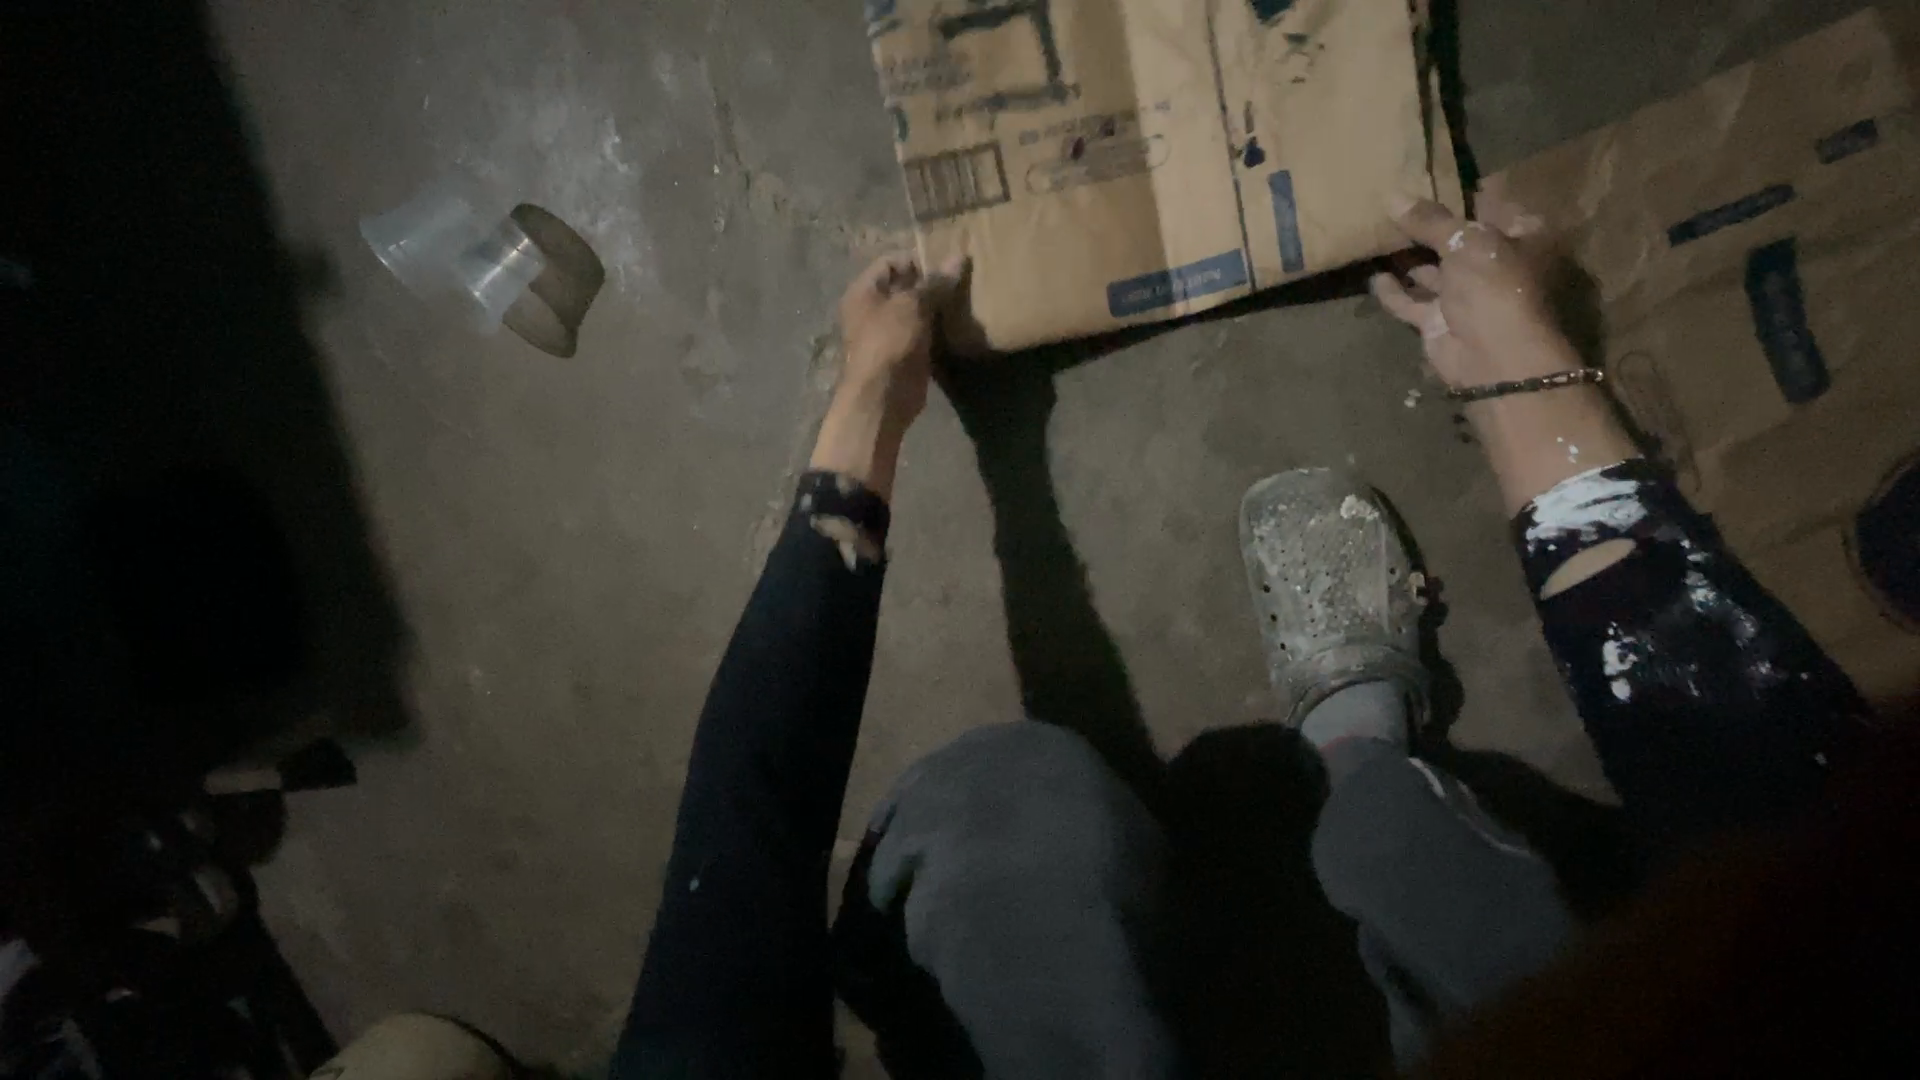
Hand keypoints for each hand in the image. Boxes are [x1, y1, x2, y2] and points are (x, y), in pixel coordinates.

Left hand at [837, 252, 965, 428]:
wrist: (883, 396)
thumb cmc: (889, 341)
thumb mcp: (912, 305)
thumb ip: (936, 283)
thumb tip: (960, 257)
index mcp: (864, 291)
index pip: (891, 262)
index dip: (917, 258)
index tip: (948, 260)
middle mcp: (873, 310)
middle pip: (905, 288)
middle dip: (932, 283)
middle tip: (964, 278)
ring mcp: (890, 334)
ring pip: (918, 312)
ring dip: (940, 307)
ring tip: (968, 297)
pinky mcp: (906, 354)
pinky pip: (926, 334)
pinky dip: (941, 330)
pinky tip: (963, 323)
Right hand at [1370, 185, 1579, 389]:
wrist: (1491, 355)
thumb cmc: (1494, 287)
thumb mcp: (1465, 242)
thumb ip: (1429, 221)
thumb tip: (1391, 196)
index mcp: (1520, 236)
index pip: (1490, 205)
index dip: (1460, 193)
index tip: (1427, 178)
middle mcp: (1495, 263)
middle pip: (1457, 238)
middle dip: (1427, 226)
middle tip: (1393, 206)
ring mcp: (1466, 295)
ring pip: (1432, 270)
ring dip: (1407, 258)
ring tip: (1377, 236)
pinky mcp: (1439, 321)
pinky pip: (1412, 301)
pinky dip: (1394, 291)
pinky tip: (1374, 275)